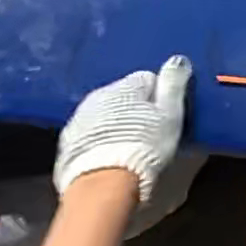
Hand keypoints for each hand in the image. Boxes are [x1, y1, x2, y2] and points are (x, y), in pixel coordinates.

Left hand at [54, 56, 192, 202]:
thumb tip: (177, 59)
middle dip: (135, 111)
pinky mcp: (67, 142)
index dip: (160, 100)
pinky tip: (108, 159)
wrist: (102, 185)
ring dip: (116, 125)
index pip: (148, 80)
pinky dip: (99, 141)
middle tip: (149, 137)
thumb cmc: (144, 147)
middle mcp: (99, 94)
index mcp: (126, 85)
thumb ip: (174, 85)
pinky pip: (89, 134)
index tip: (166, 120)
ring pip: (105, 115)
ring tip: (128, 149)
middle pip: (124, 97)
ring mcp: (79, 118)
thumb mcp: (170, 116)